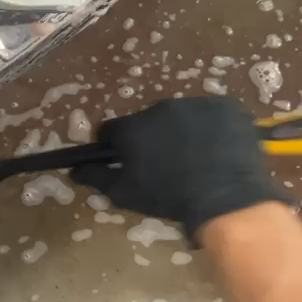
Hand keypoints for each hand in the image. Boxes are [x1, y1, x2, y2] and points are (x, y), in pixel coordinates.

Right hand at [70, 96, 288, 239]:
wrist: (226, 197)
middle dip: (149, 136)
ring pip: (178, 115)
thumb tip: (75, 170)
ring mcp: (195, 104)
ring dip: (178, 129)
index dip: (114, 145)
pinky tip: (214, 147)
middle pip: (146, 120)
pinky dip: (209, 126)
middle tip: (162, 161)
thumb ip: (95, 177)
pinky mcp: (226, 106)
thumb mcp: (123, 193)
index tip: (123, 159)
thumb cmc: (168, 196)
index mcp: (132, 128)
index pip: (110, 130)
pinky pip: (209, 113)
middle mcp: (159, 108)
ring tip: (192, 155)